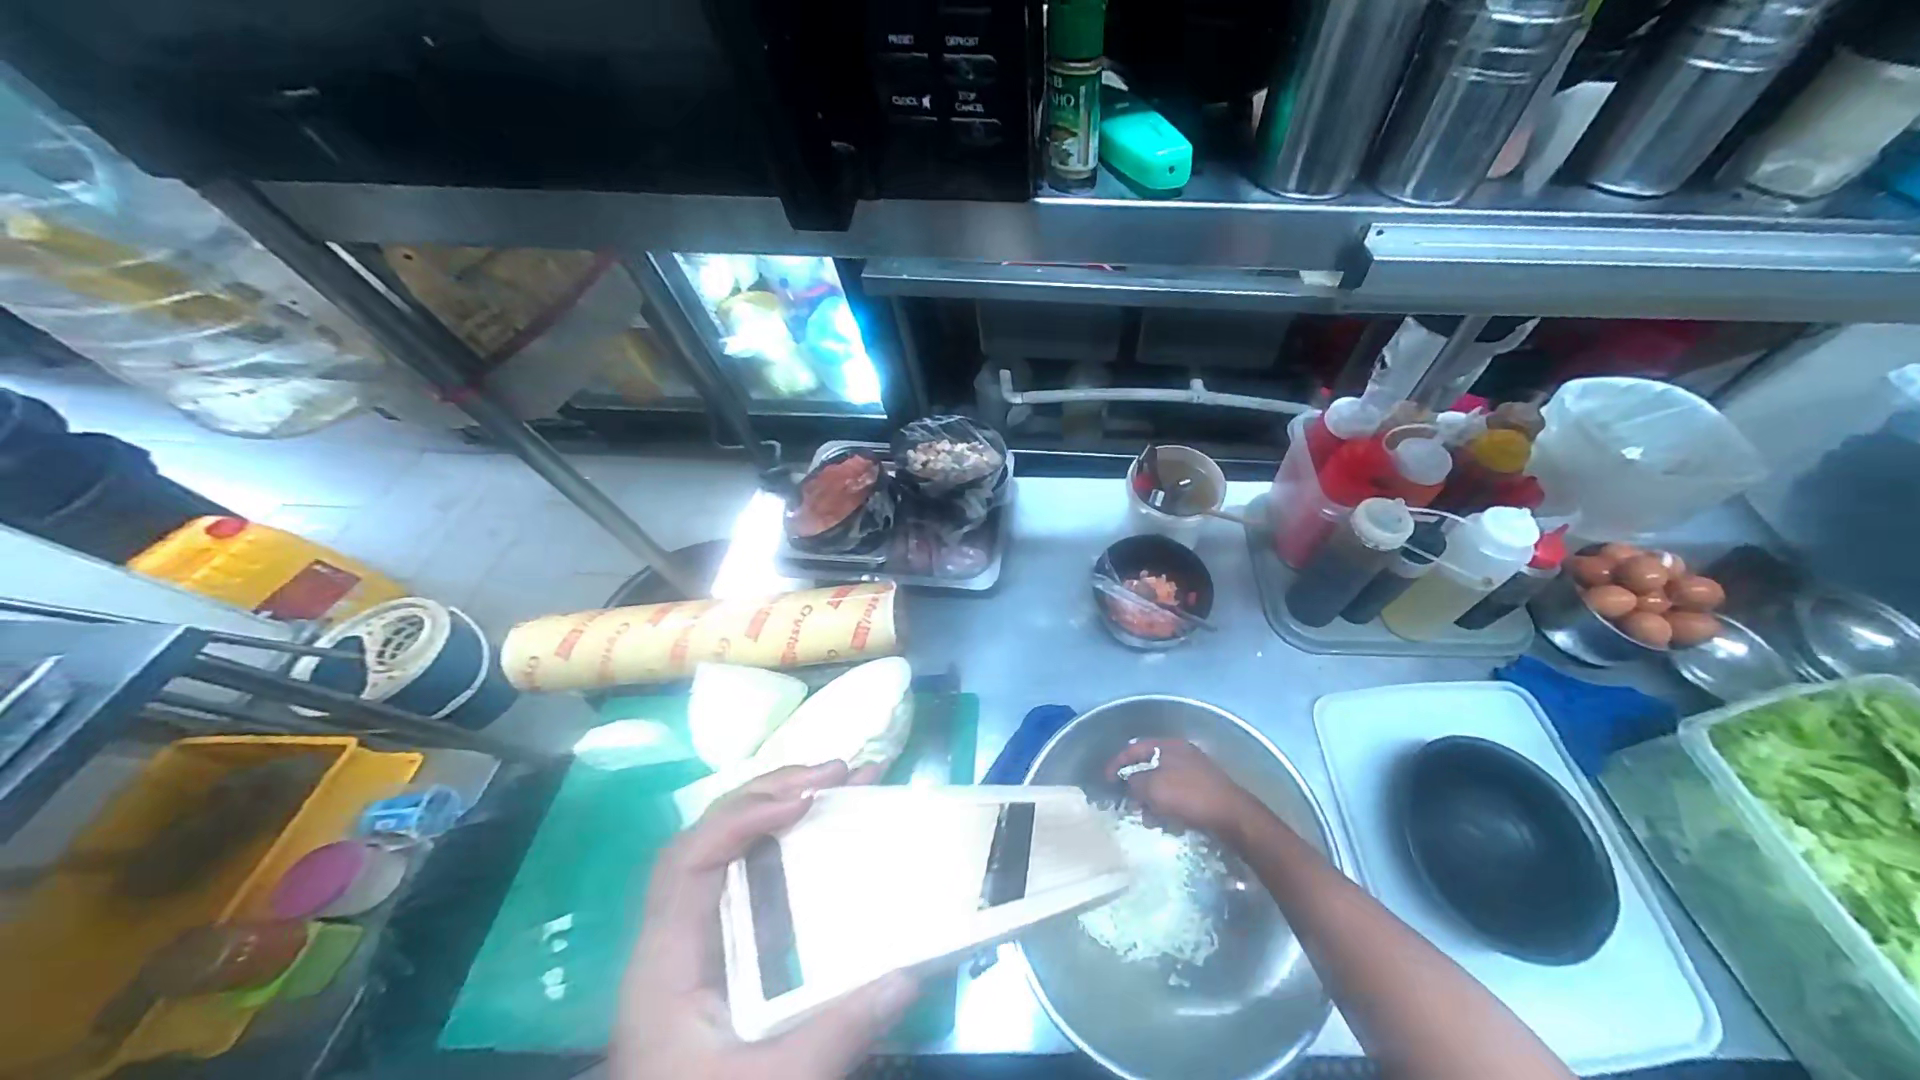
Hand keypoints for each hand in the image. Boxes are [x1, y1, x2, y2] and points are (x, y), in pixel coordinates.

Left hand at [613, 761, 916, 1079]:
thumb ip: (834, 1033)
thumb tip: (907, 973)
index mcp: (667, 960)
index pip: (689, 861)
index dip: (741, 819)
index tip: (804, 801)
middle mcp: (678, 934)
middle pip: (711, 838)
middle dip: (770, 794)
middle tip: (837, 771)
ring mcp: (700, 939)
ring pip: (732, 851)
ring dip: (782, 809)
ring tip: (840, 782)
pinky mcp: (724, 952)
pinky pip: (753, 879)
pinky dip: (789, 848)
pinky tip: (822, 833)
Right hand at [1106, 739, 1263, 839]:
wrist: (1233, 817)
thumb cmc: (1188, 797)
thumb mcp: (1152, 787)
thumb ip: (1134, 781)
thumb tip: (1129, 780)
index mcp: (1168, 746)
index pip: (1134, 748)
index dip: (1116, 763)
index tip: (1105, 780)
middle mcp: (1181, 754)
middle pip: (1148, 766)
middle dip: (1136, 787)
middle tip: (1129, 804)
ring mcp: (1194, 772)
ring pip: (1162, 784)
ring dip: (1151, 801)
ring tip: (1149, 819)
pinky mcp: (1203, 791)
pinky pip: (1176, 796)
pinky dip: (1167, 807)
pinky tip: (1168, 824)